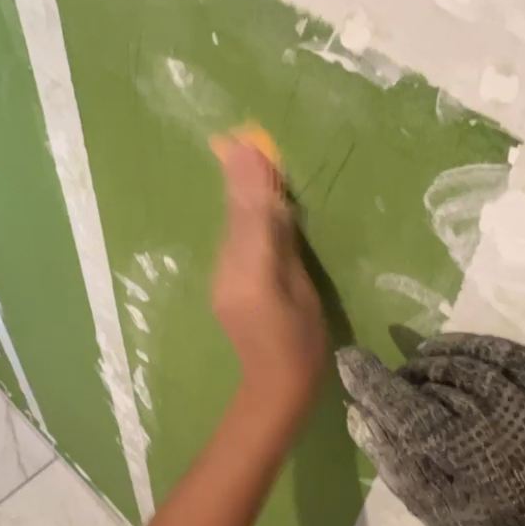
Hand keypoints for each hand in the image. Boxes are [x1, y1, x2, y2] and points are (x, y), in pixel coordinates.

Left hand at [210, 134, 326, 410]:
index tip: (249, 146)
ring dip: (237, 196)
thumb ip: (284, 248)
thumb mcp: (303, 292)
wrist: (274, 386)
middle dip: (239, 180)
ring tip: (238, 155)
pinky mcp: (221, 286)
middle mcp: (230, 273)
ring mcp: (221, 280)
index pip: (253, 219)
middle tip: (237, 139)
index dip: (252, 183)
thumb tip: (276, 207)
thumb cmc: (304, 343)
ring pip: (231, 229)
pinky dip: (238, 220)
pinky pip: (231, 244)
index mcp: (255, 275)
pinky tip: (244, 201)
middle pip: (237, 219)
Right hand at [336, 333, 524, 525]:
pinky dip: (472, 347)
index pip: (411, 413)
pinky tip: (451, 352)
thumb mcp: (436, 510)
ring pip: (469, 363)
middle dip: (405, 379)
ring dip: (434, 361)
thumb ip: (395, 462)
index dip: (375, 384)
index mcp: (474, 467)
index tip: (348, 358)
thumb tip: (357, 414)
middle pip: (438, 383)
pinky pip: (508, 353)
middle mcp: (508, 429)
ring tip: (417, 369)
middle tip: (393, 386)